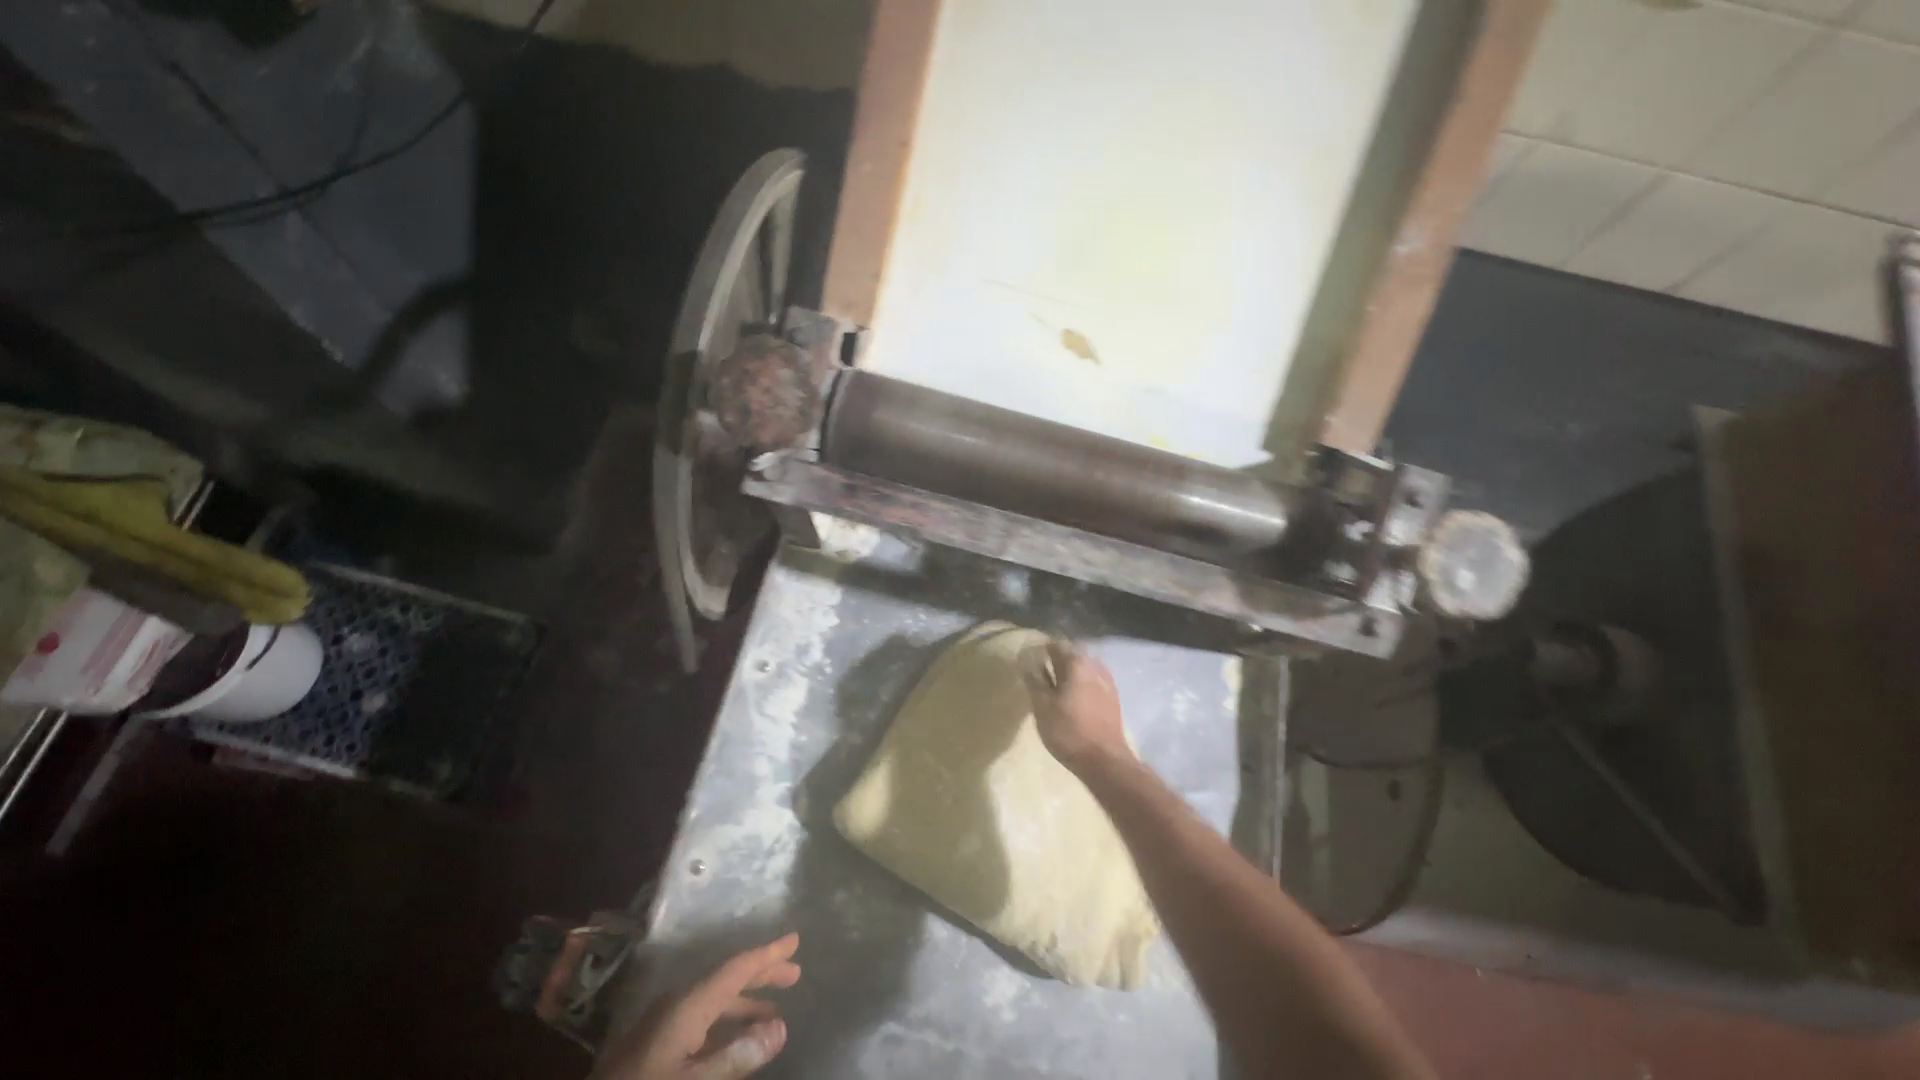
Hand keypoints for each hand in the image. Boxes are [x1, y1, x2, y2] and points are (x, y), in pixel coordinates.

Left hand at [592, 934, 801, 1079]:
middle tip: (795, 973)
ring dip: (745, 1003)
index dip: (766, 955)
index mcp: (686, 1007)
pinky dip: (725, 1024)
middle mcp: (675, 1007)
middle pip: (724, 980)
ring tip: (774, 1013)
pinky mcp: (653, 1048)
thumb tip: (781, 1025)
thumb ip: (736, 1055)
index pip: (734, 970)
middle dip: (760, 975)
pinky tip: (735, 1041)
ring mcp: (661, 1027)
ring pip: (712, 1003)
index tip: (794, 940)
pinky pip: (701, 1022)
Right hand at [1020, 638, 1131, 772]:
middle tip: (1041, 674)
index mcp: (1077, 663)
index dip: (1041, 650)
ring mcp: (1108, 682)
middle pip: (1073, 654)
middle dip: (1057, 659)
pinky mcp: (1113, 699)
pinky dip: (1082, 684)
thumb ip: (1034, 679)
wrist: (1104, 760)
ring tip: (1056, 687)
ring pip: (1085, 668)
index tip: (1029, 661)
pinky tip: (1074, 698)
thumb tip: (1025, 658)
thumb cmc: (1068, 731)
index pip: (1057, 644)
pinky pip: (1094, 681)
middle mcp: (1095, 666)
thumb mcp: (1042, 706)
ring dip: (1071, 672)